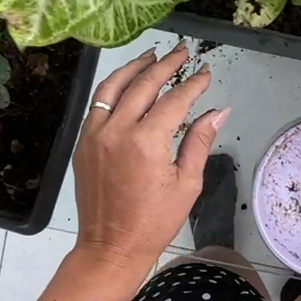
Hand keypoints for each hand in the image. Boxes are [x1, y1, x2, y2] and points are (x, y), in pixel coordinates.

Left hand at [71, 43, 227, 272]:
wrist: (111, 247)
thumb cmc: (152, 222)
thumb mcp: (187, 184)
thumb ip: (200, 142)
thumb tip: (218, 112)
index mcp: (145, 143)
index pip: (174, 100)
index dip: (192, 84)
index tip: (205, 74)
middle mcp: (116, 132)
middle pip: (143, 84)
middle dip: (166, 65)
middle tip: (182, 52)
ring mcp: (94, 135)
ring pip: (113, 87)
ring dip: (134, 67)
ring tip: (152, 56)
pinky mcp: (83, 143)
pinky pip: (98, 104)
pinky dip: (114, 88)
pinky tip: (127, 82)